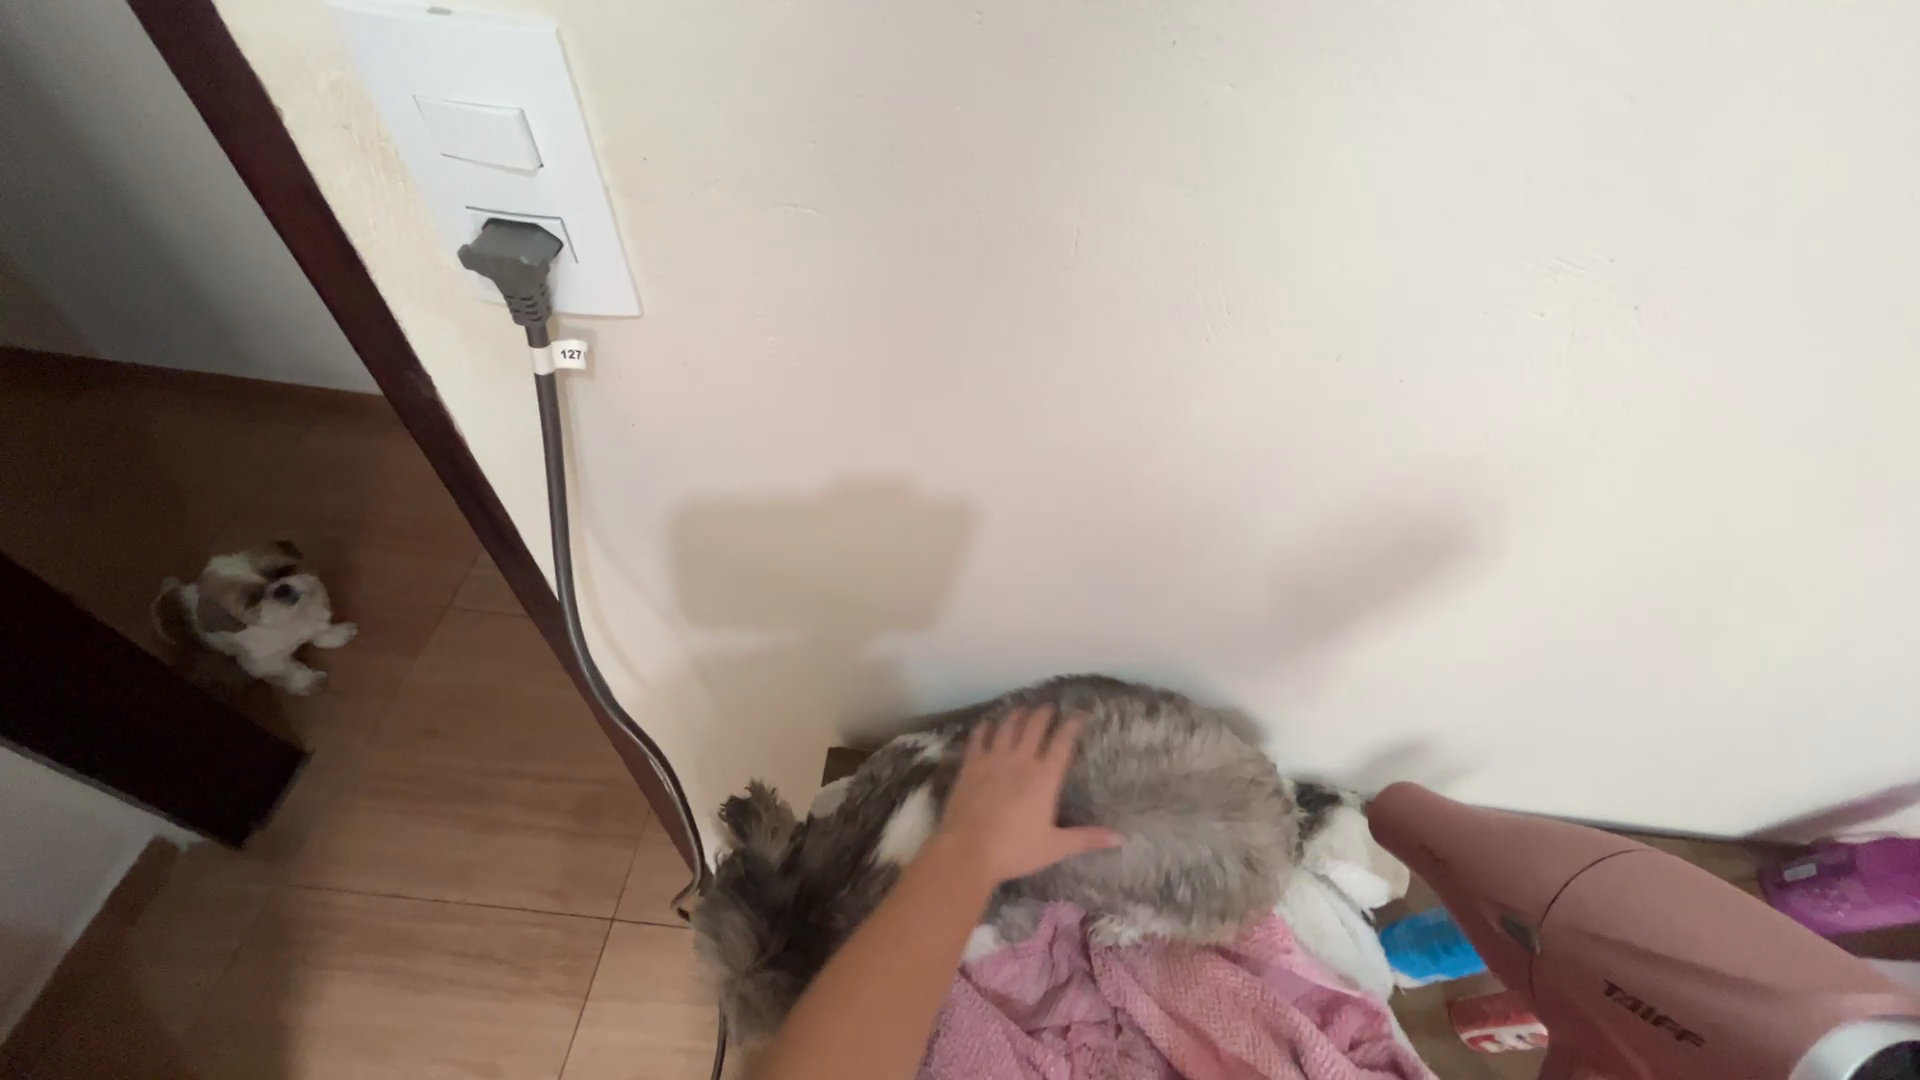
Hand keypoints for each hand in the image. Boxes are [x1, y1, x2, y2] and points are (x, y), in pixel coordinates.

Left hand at [933, 705, 1124, 886]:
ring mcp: (993, 758)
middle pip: (1035, 724)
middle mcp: (1020, 760)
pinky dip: (985, 726)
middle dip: (1045, 712)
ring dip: (1018, 714)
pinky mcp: (970, 764)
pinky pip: (978, 736)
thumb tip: (1122, 838)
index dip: (1073, 723)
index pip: (1063, 740)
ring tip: (1023, 710)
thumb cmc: (1014, 850)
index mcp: (1044, 777)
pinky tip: (988, 724)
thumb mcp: (1055, 847)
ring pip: (1008, 725)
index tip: (1081, 713)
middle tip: (1050, 707)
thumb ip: (1087, 838)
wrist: (966, 851)